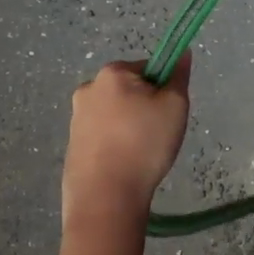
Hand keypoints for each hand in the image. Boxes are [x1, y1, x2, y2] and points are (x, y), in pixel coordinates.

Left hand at [61, 55, 191, 221]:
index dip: (163, 87)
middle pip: (129, 90)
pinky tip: (125, 165)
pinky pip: (102, 137)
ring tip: (141, 153)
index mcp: (112, 74)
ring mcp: (75, 120)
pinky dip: (115, 144)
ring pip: (115, 114)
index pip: (147, 67)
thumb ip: (179, 76)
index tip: (167, 111)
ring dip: (129, 126)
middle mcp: (88, 90)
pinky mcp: (71, 147)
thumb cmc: (144, 144)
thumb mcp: (175, 105)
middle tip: (157, 132)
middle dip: (144, 106)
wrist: (105, 200)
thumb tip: (182, 54)